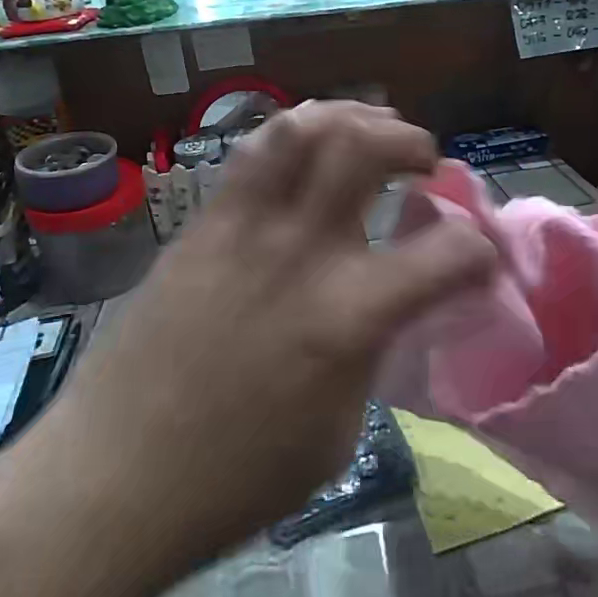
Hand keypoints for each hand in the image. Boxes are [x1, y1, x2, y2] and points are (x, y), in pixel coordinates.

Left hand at [52, 101, 496, 562]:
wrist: (117, 476)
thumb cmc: (237, 478)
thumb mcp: (338, 430)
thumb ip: (371, 351)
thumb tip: (386, 305)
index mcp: (348, 315)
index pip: (448, 252)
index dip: (481, 247)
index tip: (478, 254)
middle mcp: (299, 251)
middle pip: (363, 147)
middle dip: (410, 140)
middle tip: (422, 161)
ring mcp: (241, 229)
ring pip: (298, 129)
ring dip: (346, 118)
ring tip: (363, 133)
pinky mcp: (198, 227)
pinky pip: (250, 157)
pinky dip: (292, 140)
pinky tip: (301, 158)